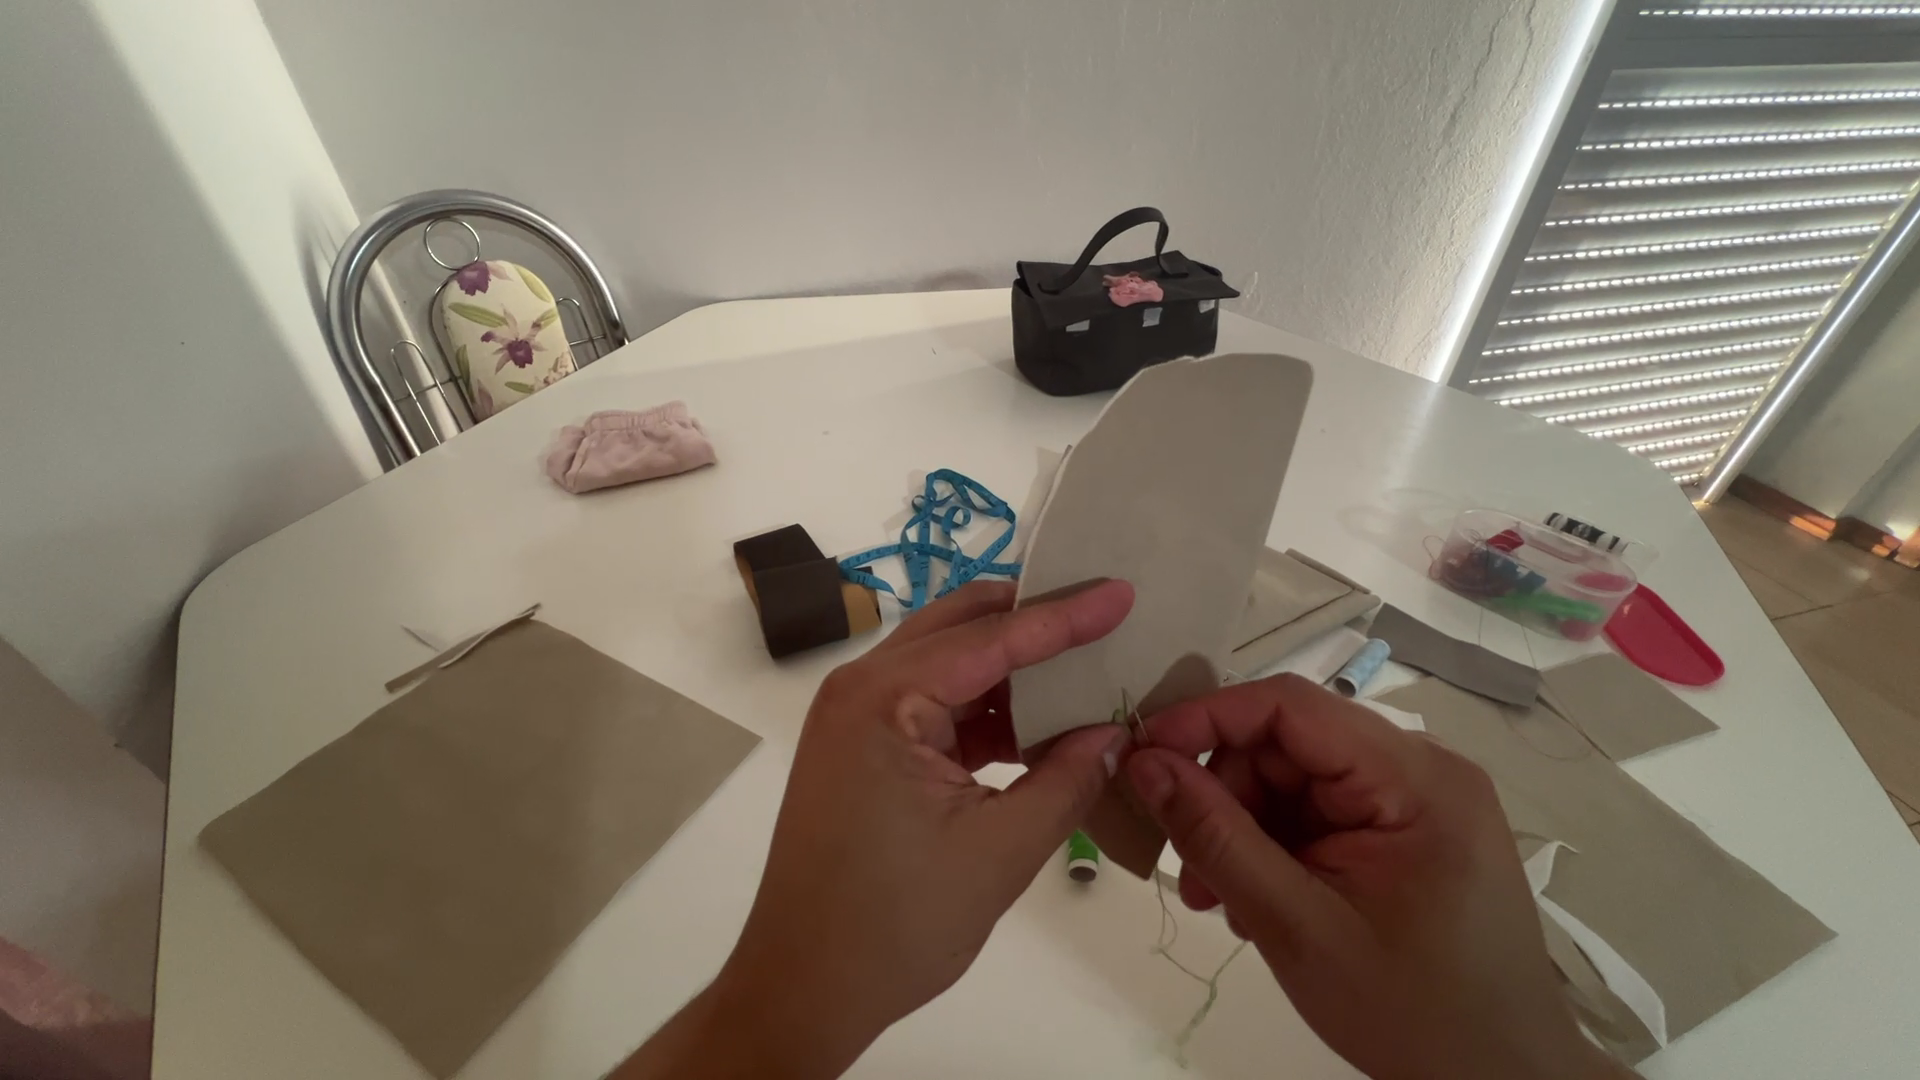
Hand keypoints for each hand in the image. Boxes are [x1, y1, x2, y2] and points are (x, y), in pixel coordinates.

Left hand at [618, 579, 1135, 1079]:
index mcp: (884, 698)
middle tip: (1101, 617)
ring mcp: (857, 711)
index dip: (1064, 616)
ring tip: (1081, 669)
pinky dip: (985, 708)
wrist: (804, 986)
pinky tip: (1035, 725)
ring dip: (1011, 667)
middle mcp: (862, 685)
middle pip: (962, 627)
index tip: (1121, 594)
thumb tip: (1117, 733)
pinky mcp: (864, 742)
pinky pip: (934, 701)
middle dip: (1033, 621)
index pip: (992, 637)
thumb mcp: (1000, 851)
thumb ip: (1067, 780)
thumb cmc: (896, 922)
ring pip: (948, 660)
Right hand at [1130, 674, 1628, 1079]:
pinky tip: (1252, 897)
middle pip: (1284, 744)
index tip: (1144, 752)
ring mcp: (1410, 797)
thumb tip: (1142, 761)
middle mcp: (1418, 768)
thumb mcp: (1297, 926)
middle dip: (1222, 794)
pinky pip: (1310, 808)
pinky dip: (1268, 844)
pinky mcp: (1398, 826)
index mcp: (1415, 778)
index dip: (1207, 717)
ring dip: (1238, 827)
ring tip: (1214, 895)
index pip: (1290, 706)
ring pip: (1287, 777)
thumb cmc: (1413, 1015)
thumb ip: (1215, 837)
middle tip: (1185, 860)